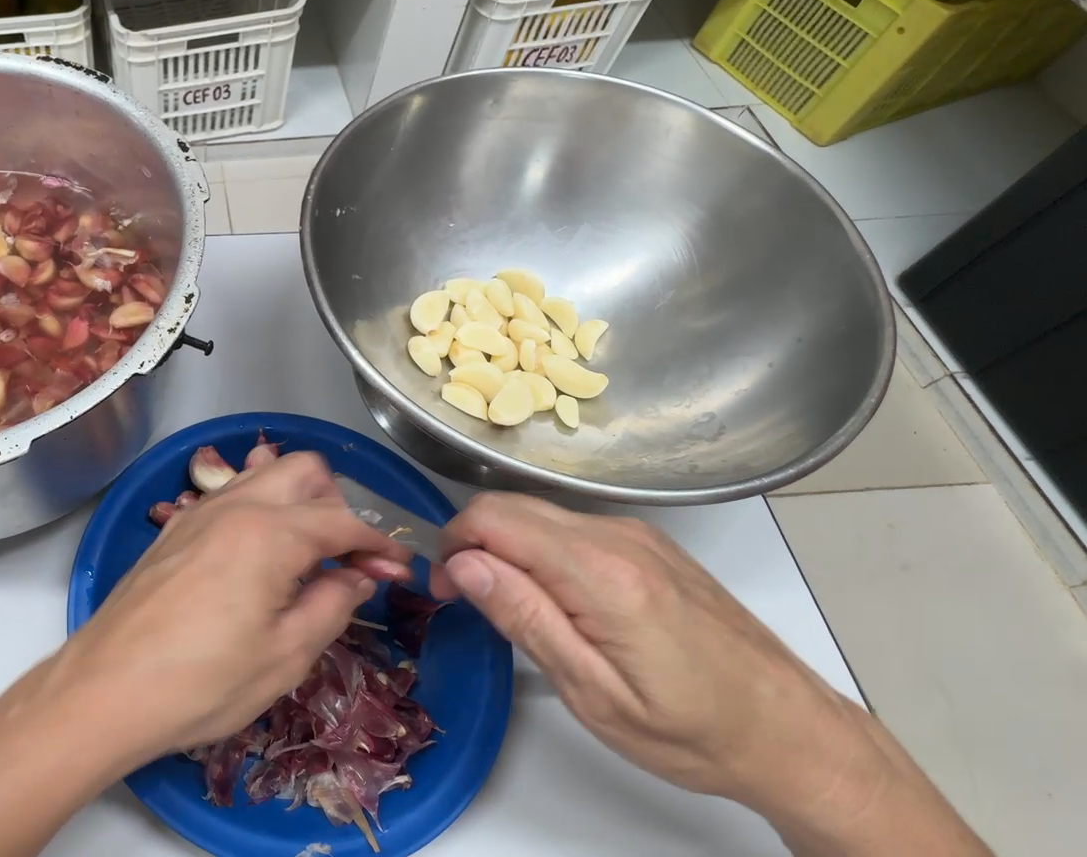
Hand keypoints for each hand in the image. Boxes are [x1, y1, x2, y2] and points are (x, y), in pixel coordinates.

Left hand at [43, 451, 412, 762]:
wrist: (109, 686)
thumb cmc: (203, 682)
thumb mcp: (285, 655)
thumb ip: (331, 605)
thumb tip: (356, 577)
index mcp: (270, 533)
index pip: (342, 520)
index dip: (378, 543)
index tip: (398, 570)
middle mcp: (235, 507)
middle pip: (303, 470)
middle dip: (338, 503)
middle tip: (348, 556)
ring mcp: (199, 512)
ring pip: (263, 474)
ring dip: (297, 500)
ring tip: (307, 553)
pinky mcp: (175, 529)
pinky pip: (229, 496)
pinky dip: (258, 508)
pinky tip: (260, 554)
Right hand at [433, 493, 987, 856]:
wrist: (795, 734)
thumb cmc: (692, 730)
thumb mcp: (593, 693)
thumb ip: (524, 617)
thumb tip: (463, 562)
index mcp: (600, 573)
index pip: (492, 518)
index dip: (451, 546)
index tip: (444, 591)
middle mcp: (617, 537)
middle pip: (508, 506)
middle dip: (471, 543)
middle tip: (467, 599)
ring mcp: (637, 535)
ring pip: (537, 513)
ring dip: (505, 546)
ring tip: (512, 605)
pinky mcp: (648, 544)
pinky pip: (569, 526)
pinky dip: (539, 549)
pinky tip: (555, 597)